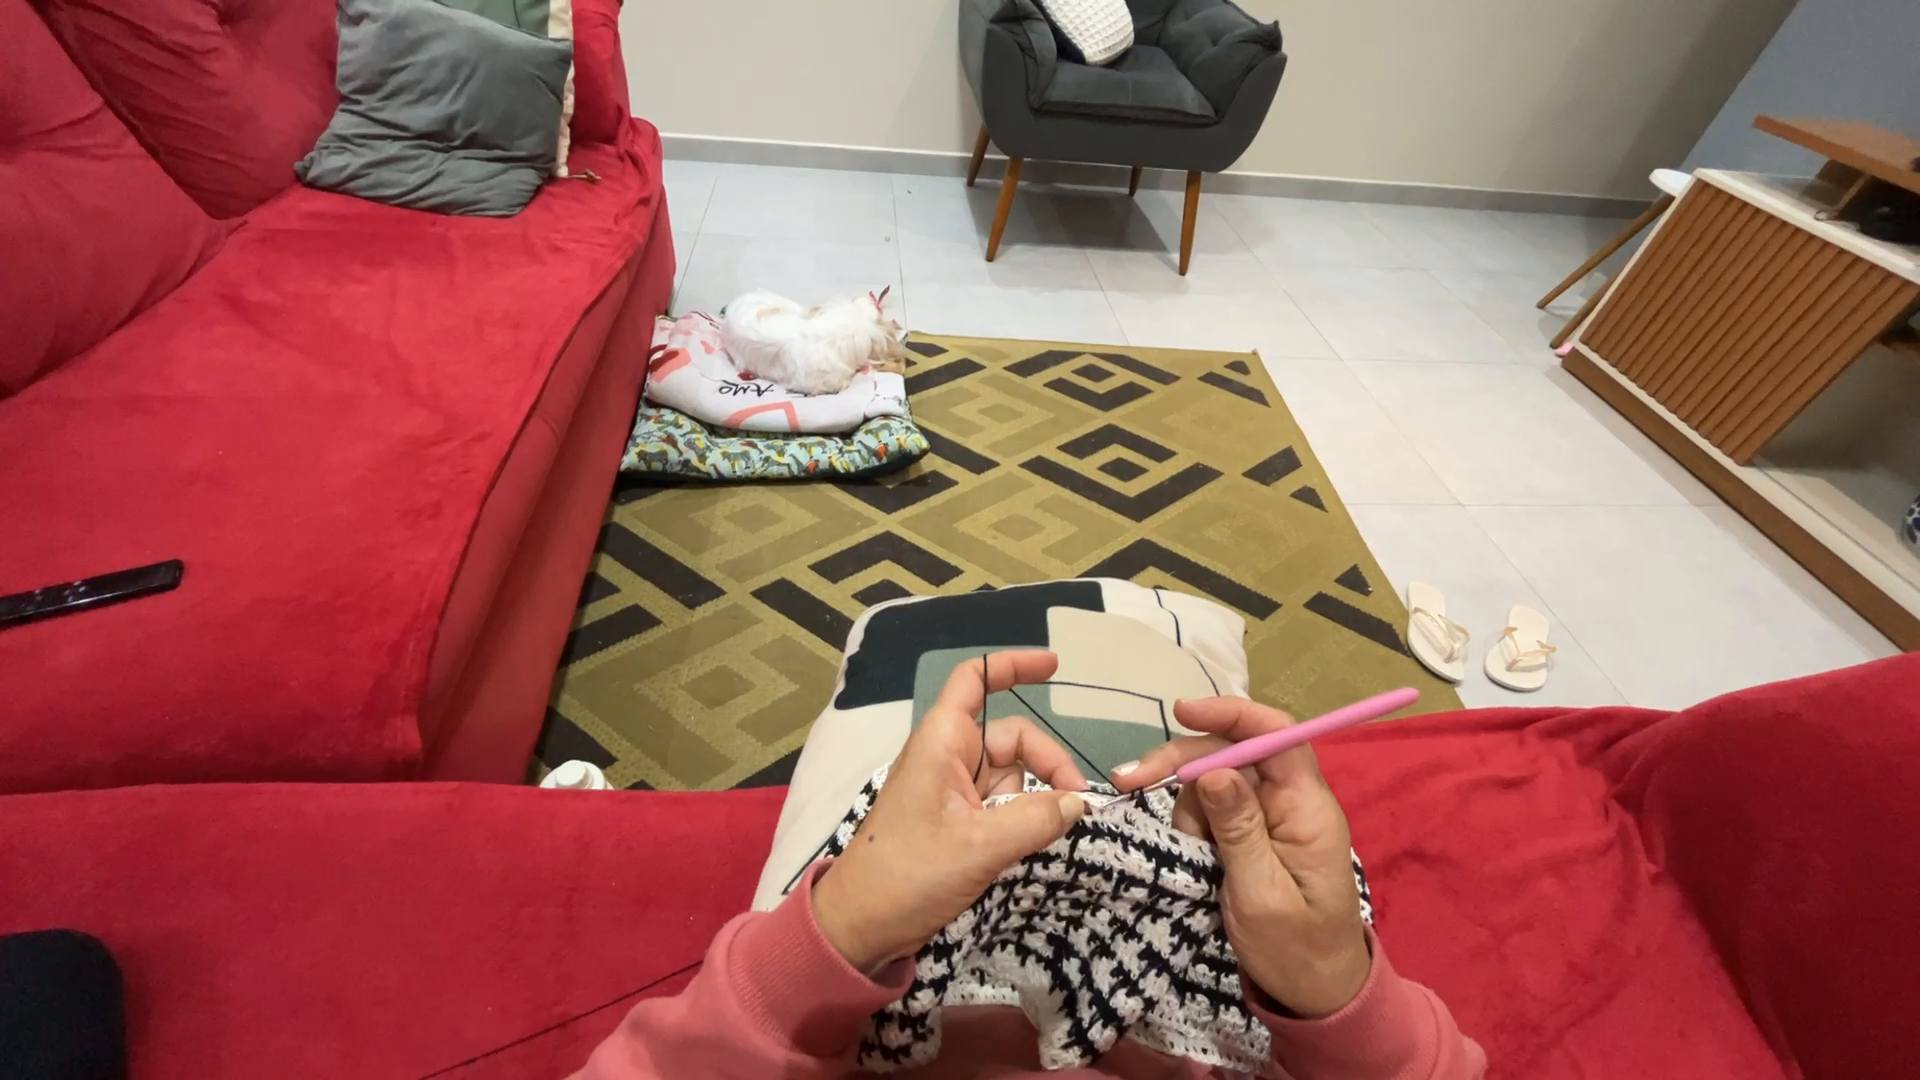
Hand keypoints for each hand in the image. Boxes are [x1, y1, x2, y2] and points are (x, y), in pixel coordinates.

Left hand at [813, 651, 1089, 972]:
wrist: (861, 926)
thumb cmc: (909, 872)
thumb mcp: (980, 846)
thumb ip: (1036, 818)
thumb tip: (1080, 802)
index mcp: (942, 740)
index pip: (975, 679)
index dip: (1012, 665)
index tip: (1054, 666)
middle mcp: (948, 755)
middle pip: (1011, 737)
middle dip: (1048, 762)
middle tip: (1078, 805)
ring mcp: (953, 788)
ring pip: (1013, 773)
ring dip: (1038, 795)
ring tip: (1053, 831)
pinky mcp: (957, 819)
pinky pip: (1002, 802)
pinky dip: (1025, 814)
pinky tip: (1039, 838)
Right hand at [1114, 697, 1369, 1017]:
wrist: (1312, 996)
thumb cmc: (1296, 950)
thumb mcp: (1262, 894)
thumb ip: (1238, 829)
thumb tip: (1213, 769)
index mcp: (1306, 806)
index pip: (1275, 734)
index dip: (1230, 713)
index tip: (1181, 713)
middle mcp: (1285, 798)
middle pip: (1228, 751)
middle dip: (1178, 762)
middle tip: (1126, 782)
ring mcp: (1264, 813)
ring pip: (1209, 777)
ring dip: (1183, 806)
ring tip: (1186, 852)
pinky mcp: (1246, 829)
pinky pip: (1205, 806)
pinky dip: (1187, 823)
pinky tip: (1186, 851)